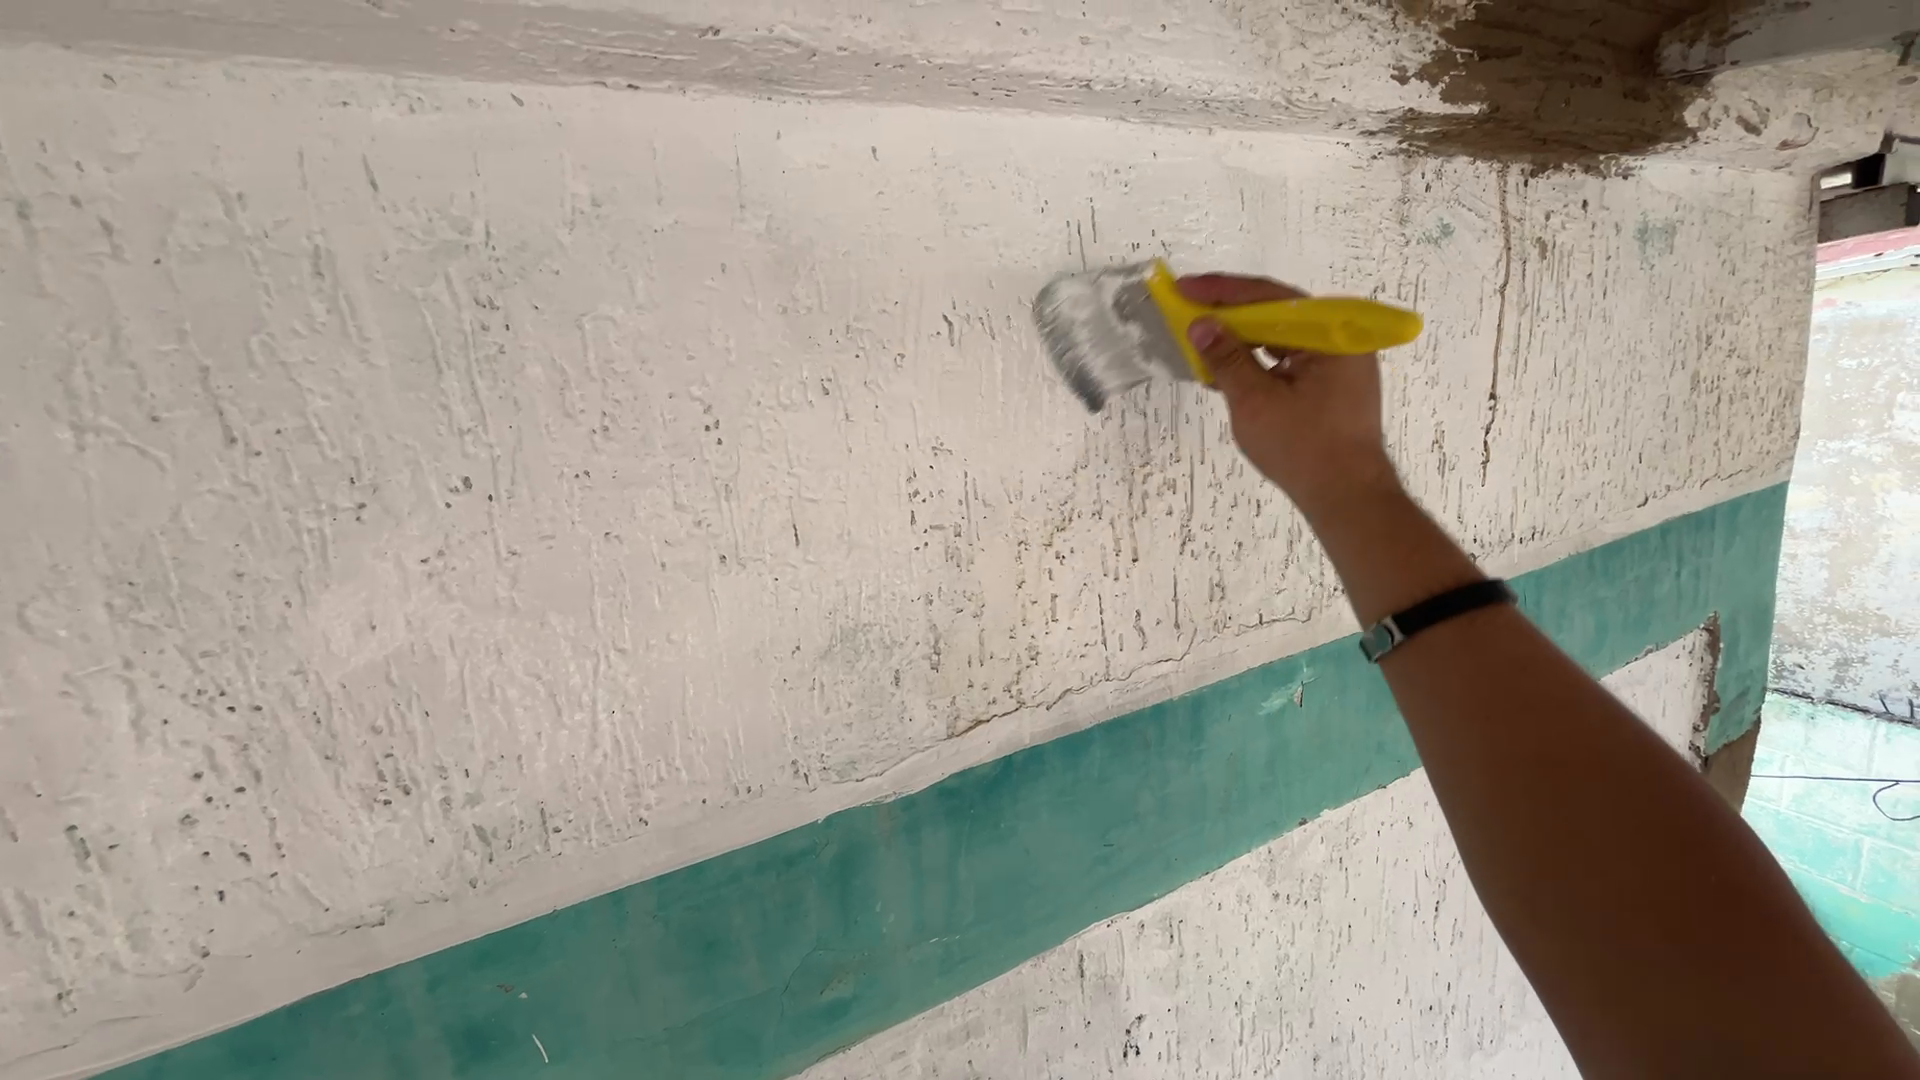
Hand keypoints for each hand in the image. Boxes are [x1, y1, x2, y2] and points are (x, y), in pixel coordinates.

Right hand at [1179, 273, 1402, 521]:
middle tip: (1188, 306)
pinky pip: (1289, 357)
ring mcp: (1339, 361)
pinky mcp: (1331, 383)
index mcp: (1331, 333)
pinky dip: (1258, 357)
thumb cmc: (1302, 447)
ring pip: (1282, 335)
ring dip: (1242, 335)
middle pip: (1278, 312)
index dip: (1222, 291)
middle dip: (1230, 310)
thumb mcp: (1255, 401)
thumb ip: (1227, 359)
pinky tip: (1229, 366)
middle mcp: (1341, 338)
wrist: (1347, 496)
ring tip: (1202, 336)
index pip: (1270, 297)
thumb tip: (1200, 325)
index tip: (1183, 286)